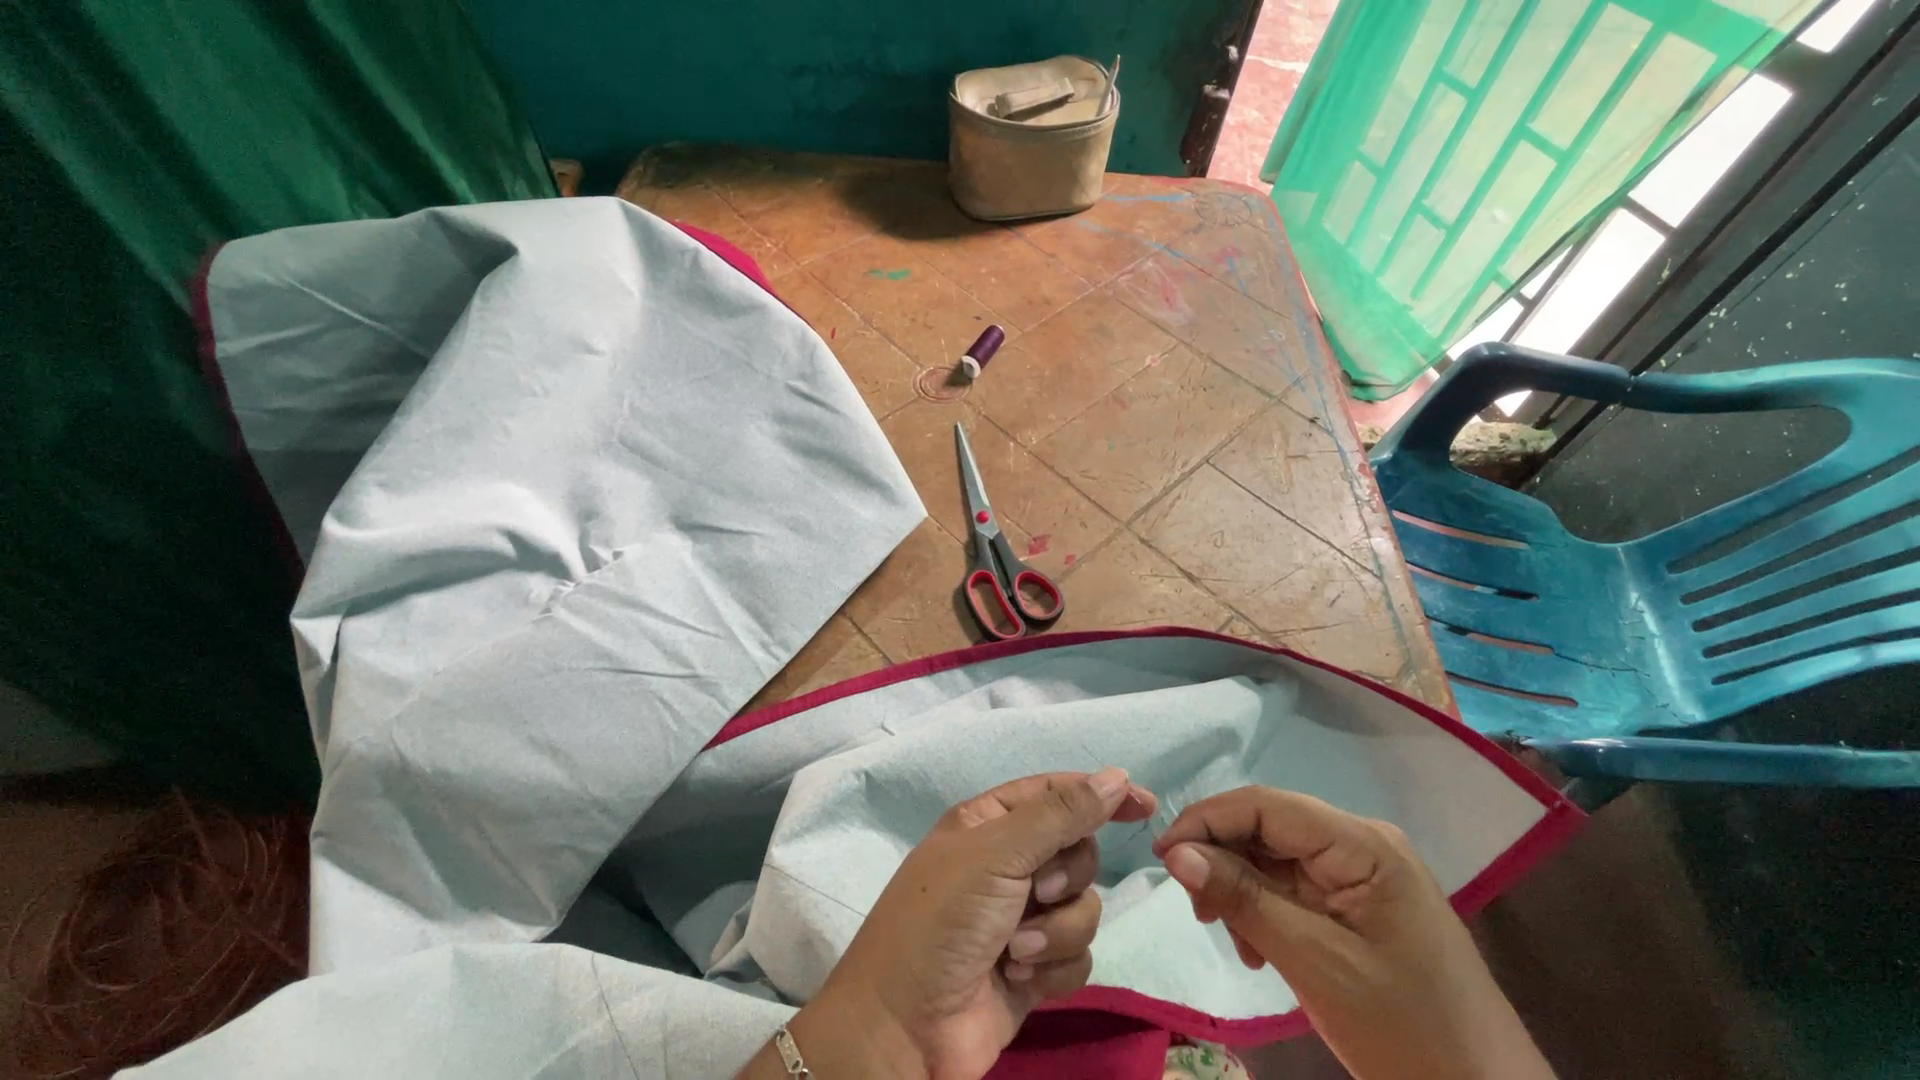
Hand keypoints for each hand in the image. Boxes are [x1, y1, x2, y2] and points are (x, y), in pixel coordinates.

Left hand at [738, 768, 1155, 1079]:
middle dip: (1067, 878)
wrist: (905, 1027)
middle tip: (1036, 893)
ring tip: (1015, 952)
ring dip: (1057, 933)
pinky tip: (1020, 981)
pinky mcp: (1035, 969)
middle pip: (1079, 853)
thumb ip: (1061, 814)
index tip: (1146, 807)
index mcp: (990, 824)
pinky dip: (1055, 970)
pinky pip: (1079, 957)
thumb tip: (1117, 775)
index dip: (1101, 795)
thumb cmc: (942, 921)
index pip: (1057, 793)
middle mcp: (1008, 865)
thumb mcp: (997, 853)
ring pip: (1084, 909)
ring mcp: (1022, 919)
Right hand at [1153, 787, 1553, 1079]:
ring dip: (1241, 892)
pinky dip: (1264, 912)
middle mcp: (1361, 844)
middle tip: (1199, 914)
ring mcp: (1362, 875)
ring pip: (1274, 858)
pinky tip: (1259, 951)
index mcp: (1361, 844)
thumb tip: (1176, 853)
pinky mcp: (1358, 906)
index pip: (1265, 804)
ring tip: (1237, 943)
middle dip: (1224, 861)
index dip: (1207, 821)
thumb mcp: (1313, 961)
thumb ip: (1243, 898)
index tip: (1162, 859)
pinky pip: (1293, 888)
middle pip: (1268, 827)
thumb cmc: (1403, 1029)